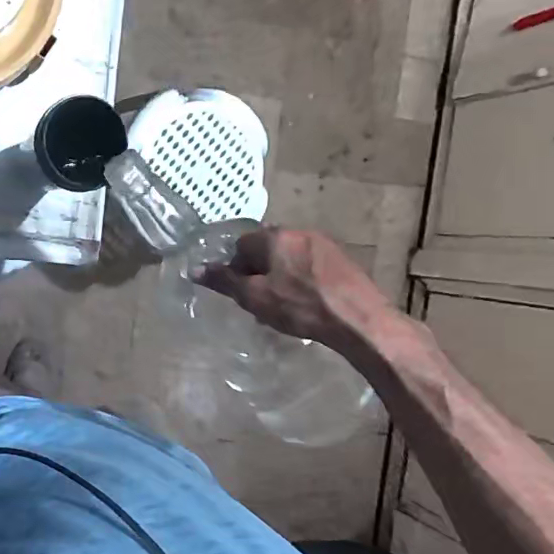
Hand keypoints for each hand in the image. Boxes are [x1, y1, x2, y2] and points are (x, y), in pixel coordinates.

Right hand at [196, 227, 392, 347]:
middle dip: (259, 271)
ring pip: (289, 257)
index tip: (243, 292)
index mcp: (275, 236)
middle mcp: (299, 232)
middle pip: (266, 249)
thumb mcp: (254, 297)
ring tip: (285, 304)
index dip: (236, 269)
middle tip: (261, 300)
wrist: (360, 321)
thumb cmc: (301, 306)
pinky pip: (310, 265)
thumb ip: (224, 281)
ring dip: (281, 276)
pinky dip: (303, 280)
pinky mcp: (343, 260)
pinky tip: (307, 303)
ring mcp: (324, 244)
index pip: (241, 245)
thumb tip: (194, 269)